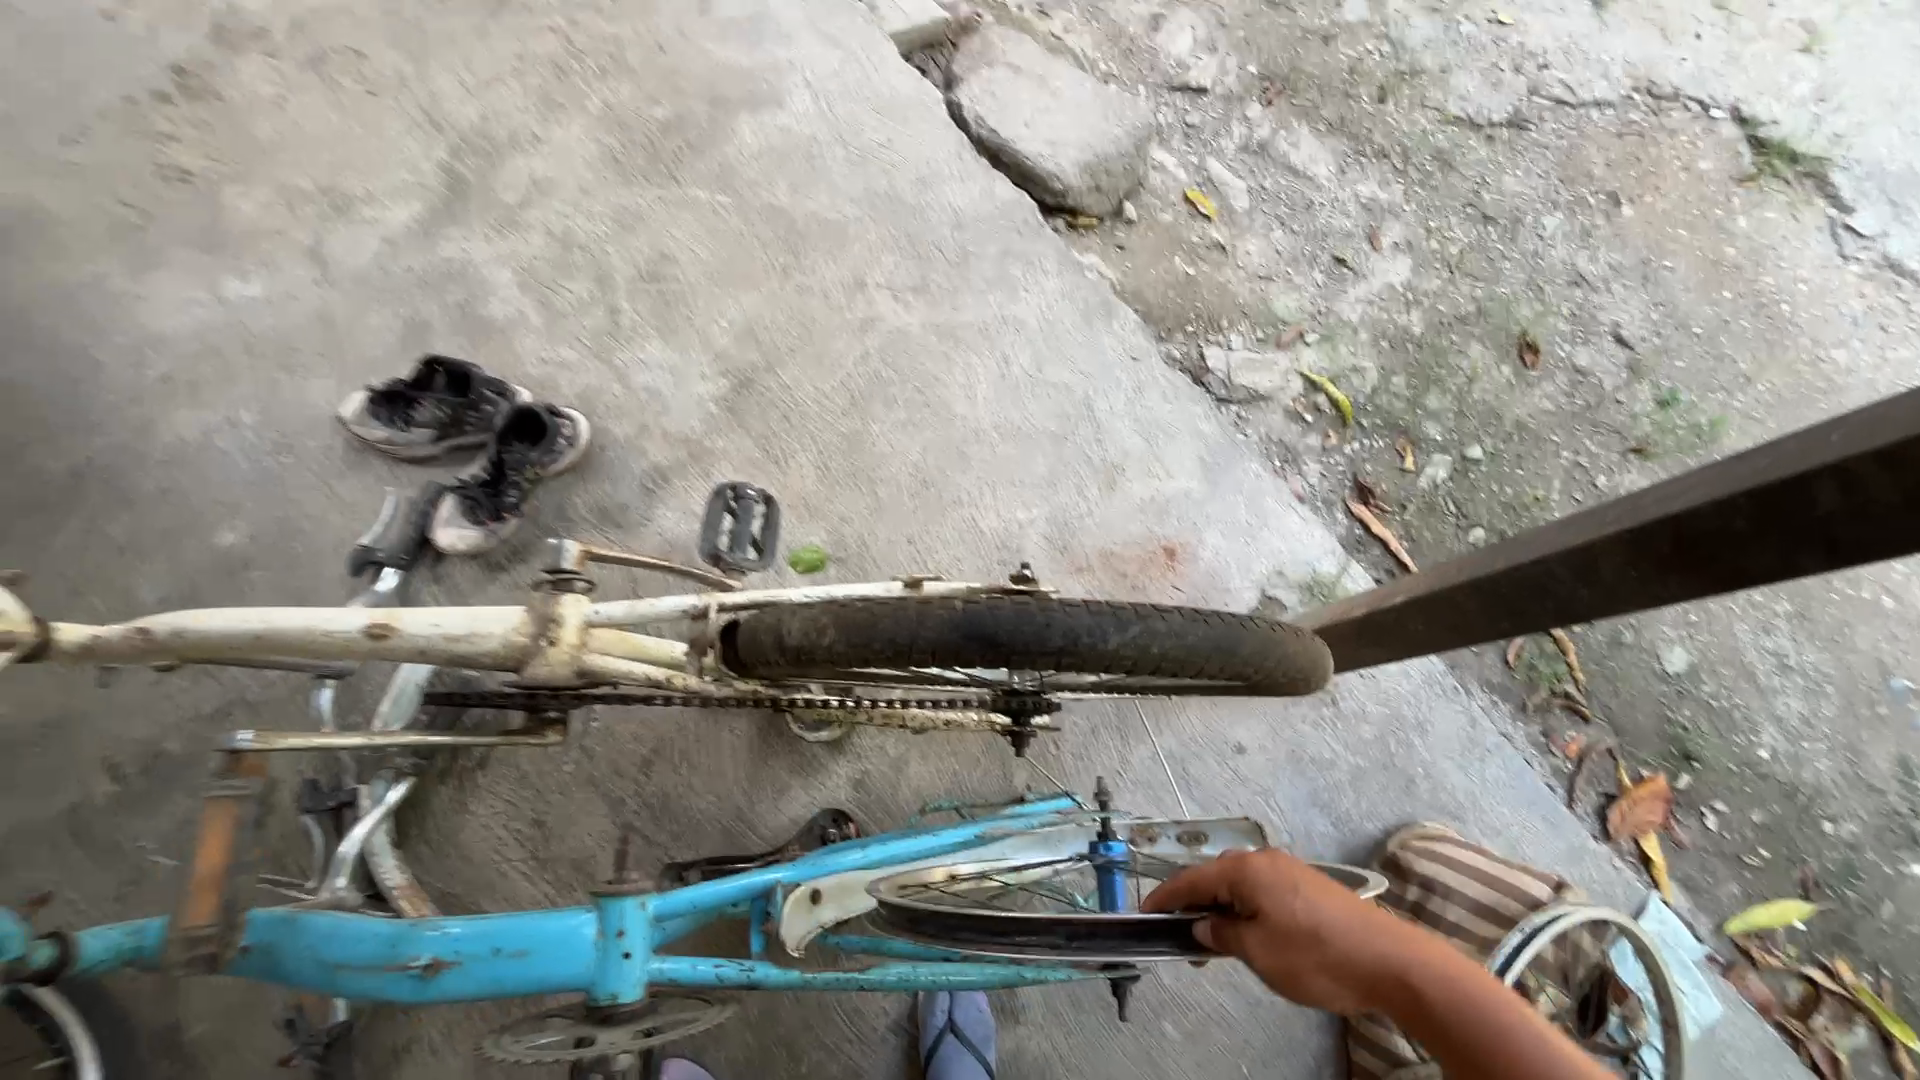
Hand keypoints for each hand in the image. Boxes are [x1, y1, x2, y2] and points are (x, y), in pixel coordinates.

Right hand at [1142, 848, 1410, 1014]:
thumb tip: (1202, 927)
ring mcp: (1289, 871)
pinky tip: (1249, 933)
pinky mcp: (1309, 887)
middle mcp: (1264, 860)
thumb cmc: (1315, 955)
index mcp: (1244, 869)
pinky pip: (1262, 891)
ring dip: (1222, 909)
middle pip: (1215, 877)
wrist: (1391, 962)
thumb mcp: (1257, 952)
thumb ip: (1222, 935)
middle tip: (1181, 936)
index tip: (1144, 913)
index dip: (1164, 897)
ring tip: (1214, 942)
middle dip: (1194, 904)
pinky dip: (1246, 909)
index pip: (1190, 879)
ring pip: (1240, 885)